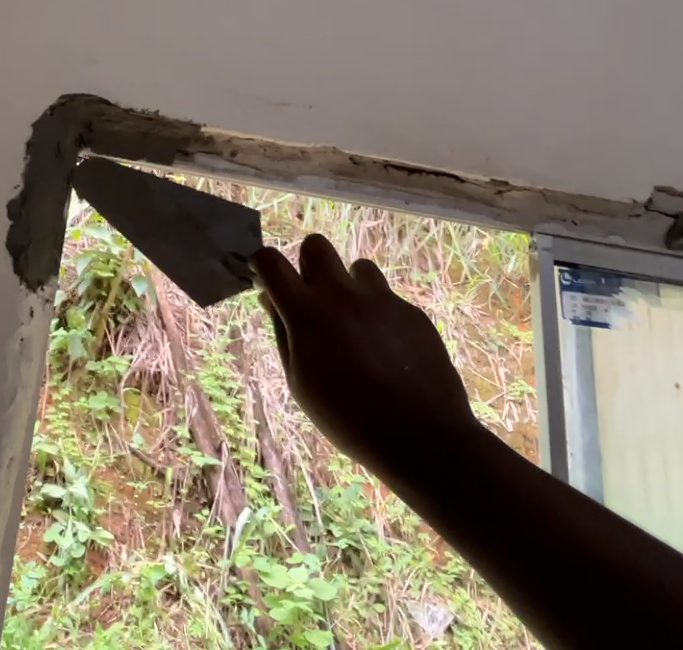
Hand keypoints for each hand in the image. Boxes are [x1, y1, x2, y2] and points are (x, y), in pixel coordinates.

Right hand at [254, 235, 477, 473]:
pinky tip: (386, 350)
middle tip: (312, 297)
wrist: (421, 436)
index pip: (271, 261)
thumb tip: (270, 298)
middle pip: (315, 245)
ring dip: (349, 287)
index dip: (262, 263)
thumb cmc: (346, 418)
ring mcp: (381, 299)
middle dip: (308, 263)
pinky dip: (379, 314)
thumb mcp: (299, 381)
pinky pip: (387, 298)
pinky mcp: (411, 310)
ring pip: (357, 267)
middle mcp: (342, 294)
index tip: (264, 276)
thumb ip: (283, 332)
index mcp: (306, 313)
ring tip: (355, 324)